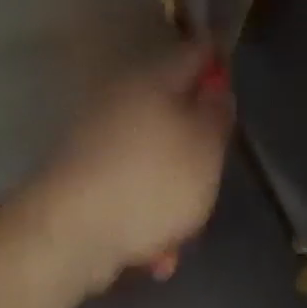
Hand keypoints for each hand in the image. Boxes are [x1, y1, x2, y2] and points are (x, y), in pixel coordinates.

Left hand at [19, 44, 235, 294]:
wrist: (70, 234)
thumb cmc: (150, 182)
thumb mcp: (205, 146)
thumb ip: (216, 113)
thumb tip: (213, 88)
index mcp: (149, 80)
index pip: (193, 54)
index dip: (219, 64)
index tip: (236, 87)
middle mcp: (118, 101)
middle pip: (173, 113)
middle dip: (197, 148)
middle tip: (211, 176)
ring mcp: (96, 141)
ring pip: (153, 160)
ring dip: (173, 196)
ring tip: (180, 232)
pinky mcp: (83, 179)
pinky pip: (129, 192)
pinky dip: (146, 218)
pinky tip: (154, 253)